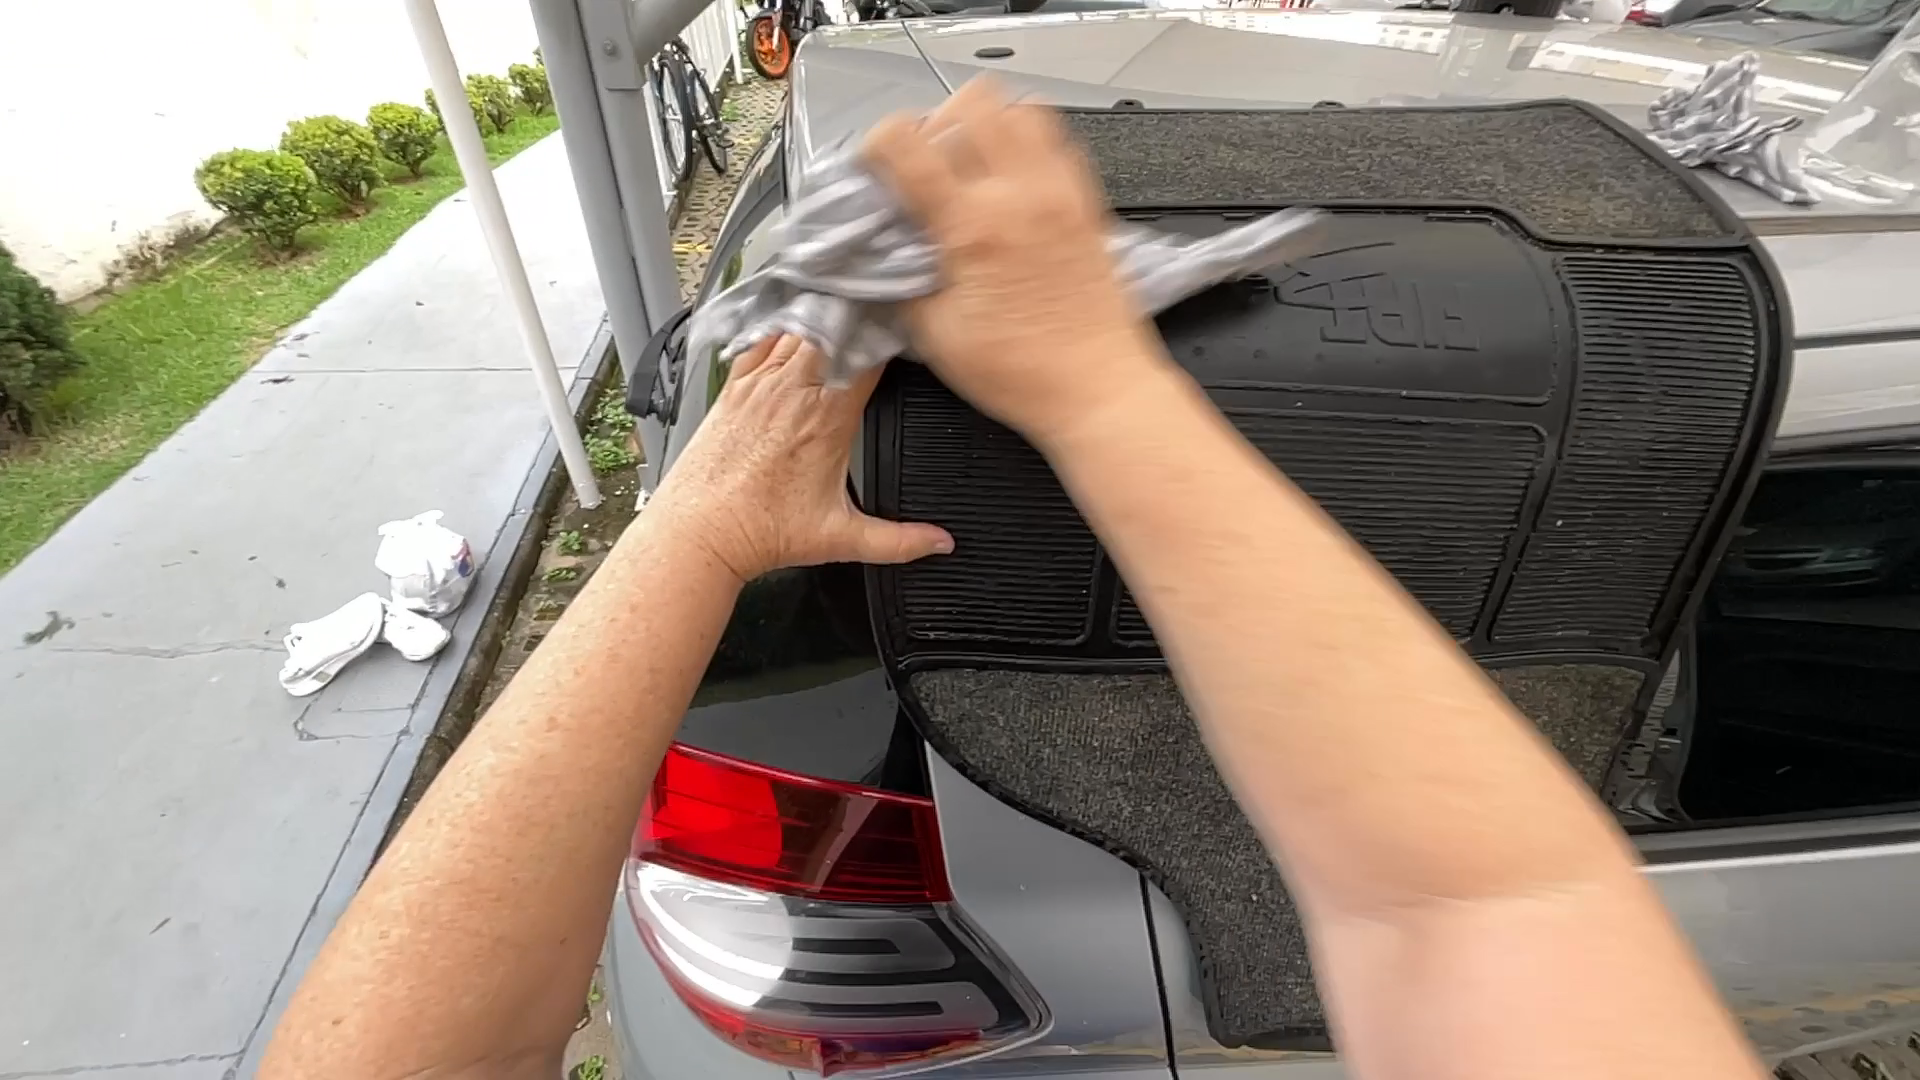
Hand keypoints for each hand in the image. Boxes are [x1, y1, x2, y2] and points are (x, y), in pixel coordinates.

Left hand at [648, 334, 953, 582]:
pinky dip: (784, 326)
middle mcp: (792, 390)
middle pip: (835, 326)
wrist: (701, 532)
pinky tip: (797, 323)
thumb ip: (899, 541)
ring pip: (800, 326)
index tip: (911, 326)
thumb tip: (940, 543)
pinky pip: (764, 339)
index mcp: (826, 417)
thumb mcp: (842, 539)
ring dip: (825, 317)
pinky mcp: (735, 388)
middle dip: (861, 315)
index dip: (892, 332)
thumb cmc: (761, 530)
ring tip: (848, 309)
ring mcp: (760, 384)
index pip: (868, 352)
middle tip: (884, 306)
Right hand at [862, 78, 1171, 443]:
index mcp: (972, 226)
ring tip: (970, 168)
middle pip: (969, 101)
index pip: (907, 143)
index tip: (874, 166)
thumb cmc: (1026, 375)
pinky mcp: (1087, 206)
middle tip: (926, 166)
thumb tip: (886, 265)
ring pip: (1018, 108)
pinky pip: (1057, 141)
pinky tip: (1013, 185)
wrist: (1098, 389)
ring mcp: (1060, 194)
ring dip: (984, 126)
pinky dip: (1027, 144)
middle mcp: (1019, 195)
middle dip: (935, 124)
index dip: (876, 144)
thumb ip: (904, 290)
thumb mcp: (940, 341)